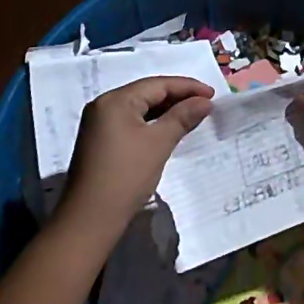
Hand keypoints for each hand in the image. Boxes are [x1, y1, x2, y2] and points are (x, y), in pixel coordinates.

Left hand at [56, 76, 213, 234]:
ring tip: (192, 115)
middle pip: (146, 93)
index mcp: (115, 100)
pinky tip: (168, 129)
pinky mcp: (99, 140)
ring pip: (139, 108)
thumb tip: (204, 101)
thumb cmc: (127, 175)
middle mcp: (103, 105)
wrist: (90, 218)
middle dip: (177, 97)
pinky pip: (130, 121)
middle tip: (205, 104)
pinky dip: (151, 123)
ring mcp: (98, 123)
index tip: (213, 94)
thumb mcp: (159, 143)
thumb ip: (182, 117)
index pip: (157, 84)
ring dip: (165, 110)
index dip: (187, 87)